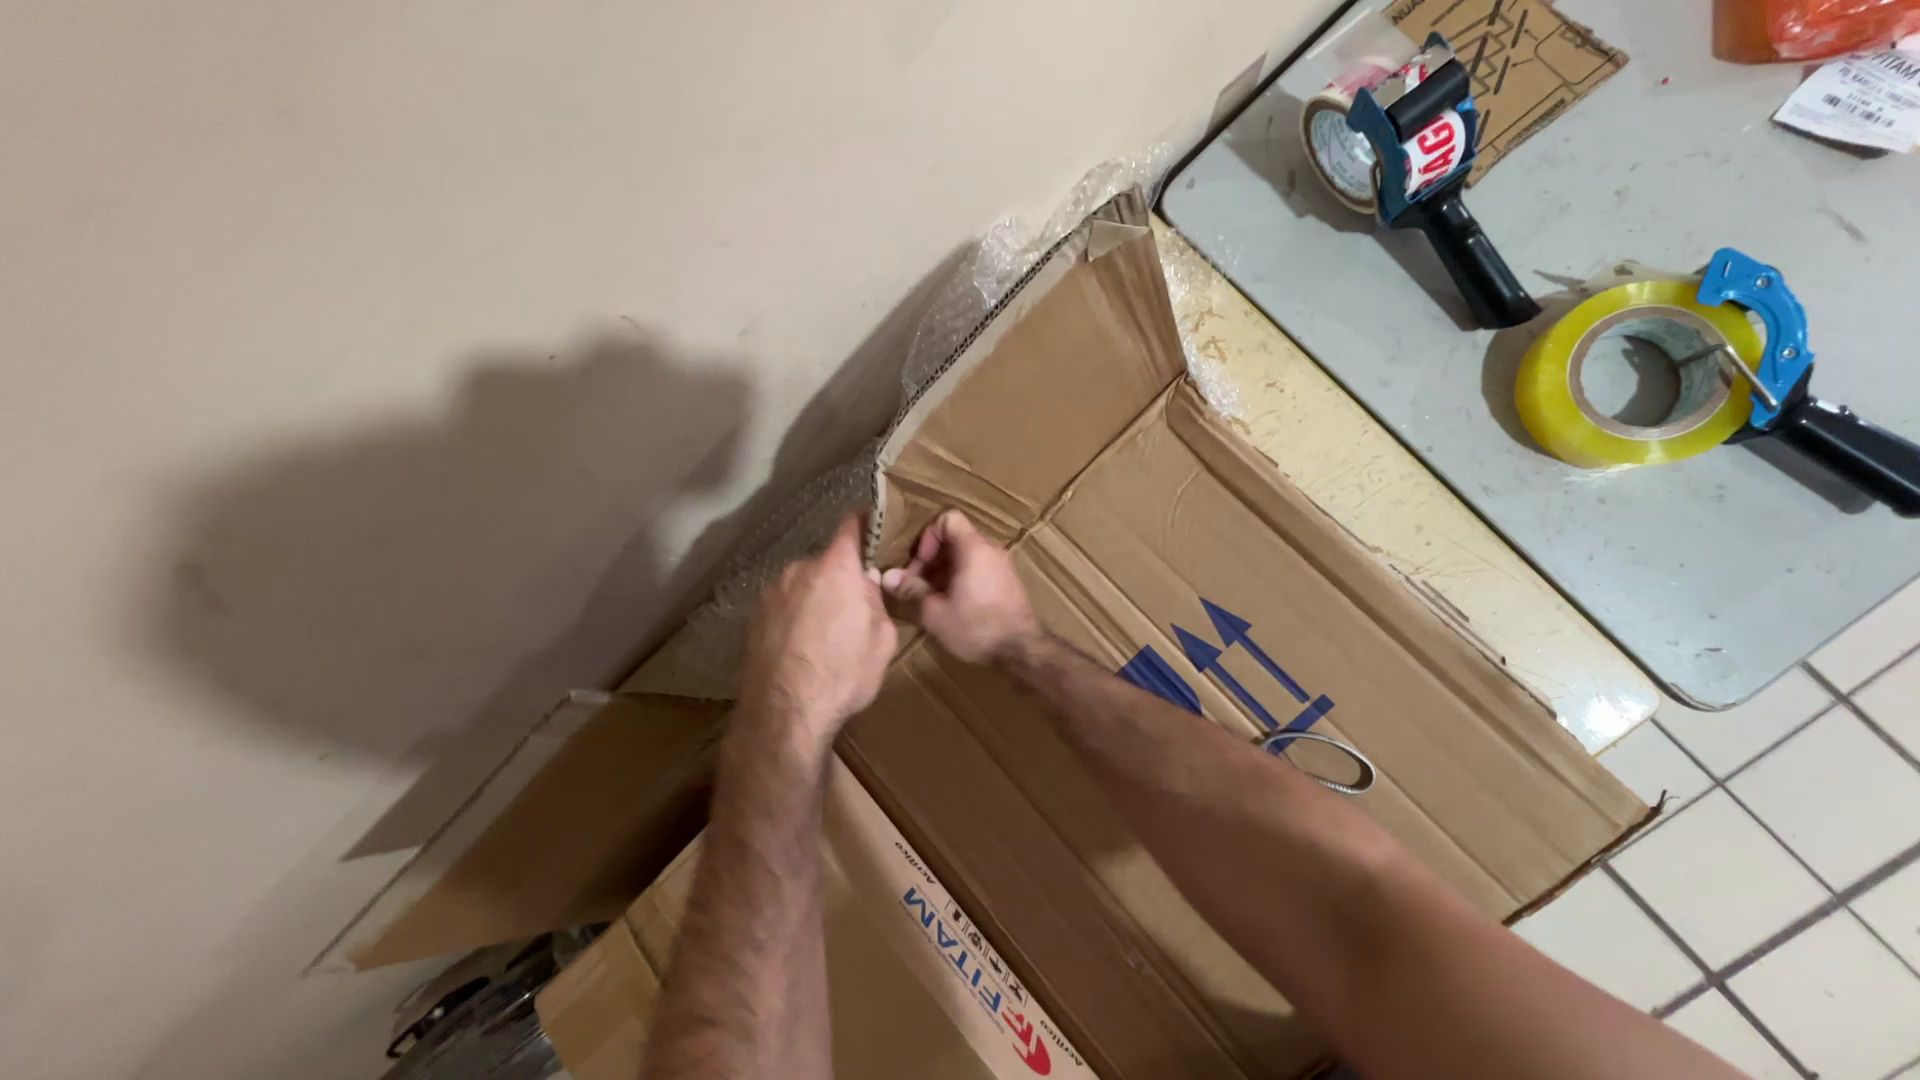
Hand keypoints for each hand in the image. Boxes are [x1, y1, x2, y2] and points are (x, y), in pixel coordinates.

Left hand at [738, 514, 897, 750]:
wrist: (784, 713)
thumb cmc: (842, 675)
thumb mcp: (882, 639)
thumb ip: (876, 601)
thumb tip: (866, 584)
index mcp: (836, 568)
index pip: (851, 526)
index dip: (865, 522)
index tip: (874, 522)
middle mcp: (800, 570)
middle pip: (827, 563)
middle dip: (841, 579)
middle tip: (854, 610)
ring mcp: (772, 592)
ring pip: (804, 585)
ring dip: (816, 600)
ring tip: (825, 637)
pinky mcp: (754, 616)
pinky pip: (784, 606)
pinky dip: (795, 618)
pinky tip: (802, 647)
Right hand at [880, 509, 1039, 664]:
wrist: (1021, 650)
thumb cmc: (975, 627)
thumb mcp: (934, 611)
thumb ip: (911, 589)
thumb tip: (887, 576)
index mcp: (974, 548)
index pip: (947, 519)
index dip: (928, 537)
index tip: (920, 565)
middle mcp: (991, 550)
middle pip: (955, 539)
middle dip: (931, 559)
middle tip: (918, 587)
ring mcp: (1002, 566)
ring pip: (966, 555)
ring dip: (944, 572)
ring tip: (932, 599)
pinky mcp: (1008, 582)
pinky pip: (979, 568)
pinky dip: (961, 579)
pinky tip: (952, 606)